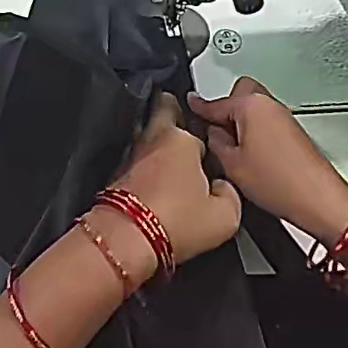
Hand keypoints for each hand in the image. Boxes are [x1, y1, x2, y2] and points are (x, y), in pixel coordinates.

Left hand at [104, 93, 240, 262]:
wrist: (126, 239)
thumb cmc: (172, 222)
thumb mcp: (226, 216)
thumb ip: (231, 194)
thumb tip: (223, 188)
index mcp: (181, 139)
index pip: (198, 123)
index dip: (207, 135)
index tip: (212, 146)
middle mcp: (153, 138)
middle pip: (162, 107)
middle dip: (173, 110)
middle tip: (186, 126)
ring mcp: (131, 153)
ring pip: (146, 130)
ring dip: (157, 137)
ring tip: (172, 156)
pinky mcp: (116, 171)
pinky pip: (134, 155)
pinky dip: (144, 161)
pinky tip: (154, 178)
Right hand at [190, 77, 347, 243]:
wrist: (318, 200)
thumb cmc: (282, 183)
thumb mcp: (231, 164)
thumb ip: (214, 141)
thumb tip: (212, 132)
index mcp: (252, 105)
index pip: (216, 103)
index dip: (199, 108)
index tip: (192, 104)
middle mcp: (270, 104)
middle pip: (240, 92)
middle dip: (226, 108)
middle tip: (217, 131)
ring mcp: (284, 116)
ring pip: (254, 106)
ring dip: (242, 121)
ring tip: (235, 151)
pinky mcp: (292, 130)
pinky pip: (266, 120)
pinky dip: (255, 130)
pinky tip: (252, 156)